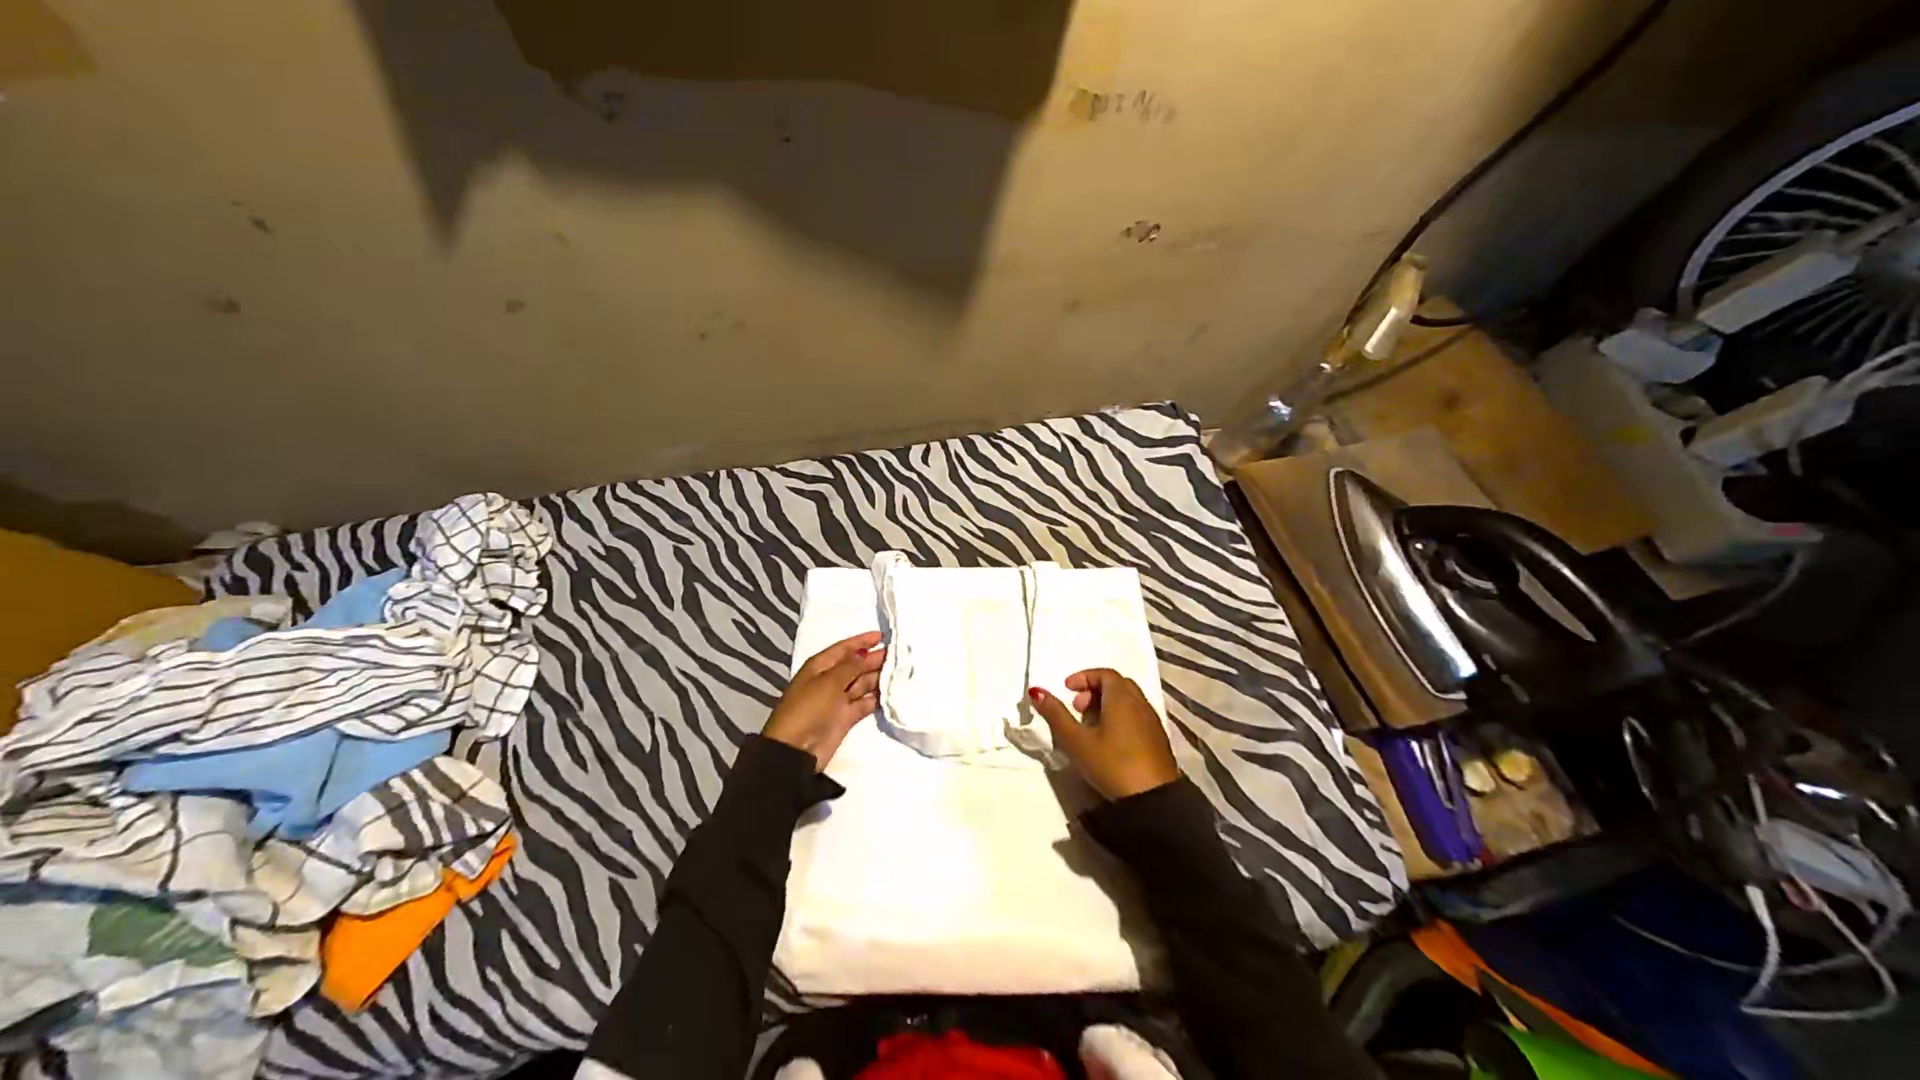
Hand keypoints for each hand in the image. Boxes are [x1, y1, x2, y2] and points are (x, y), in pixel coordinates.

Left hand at [764, 632, 885, 768]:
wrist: (796, 749)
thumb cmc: (809, 708)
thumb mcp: (828, 682)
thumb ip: (850, 666)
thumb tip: (865, 653)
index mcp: (820, 667)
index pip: (843, 649)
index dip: (861, 641)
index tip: (882, 635)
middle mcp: (830, 680)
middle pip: (855, 665)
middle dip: (874, 658)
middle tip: (898, 654)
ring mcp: (838, 700)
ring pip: (862, 683)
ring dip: (878, 677)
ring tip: (900, 670)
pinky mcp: (846, 717)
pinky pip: (864, 703)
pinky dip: (876, 698)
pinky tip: (892, 691)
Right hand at [1028, 669, 1179, 798]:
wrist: (1153, 799)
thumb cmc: (1112, 764)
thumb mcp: (1076, 741)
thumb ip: (1056, 714)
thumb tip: (1036, 691)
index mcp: (1122, 698)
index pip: (1105, 674)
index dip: (1084, 677)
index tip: (1067, 689)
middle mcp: (1140, 704)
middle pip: (1118, 685)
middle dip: (1095, 690)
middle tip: (1077, 707)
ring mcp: (1152, 722)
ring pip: (1128, 701)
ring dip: (1107, 704)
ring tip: (1089, 726)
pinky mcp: (1158, 740)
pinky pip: (1136, 716)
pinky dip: (1120, 717)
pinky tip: (1109, 741)